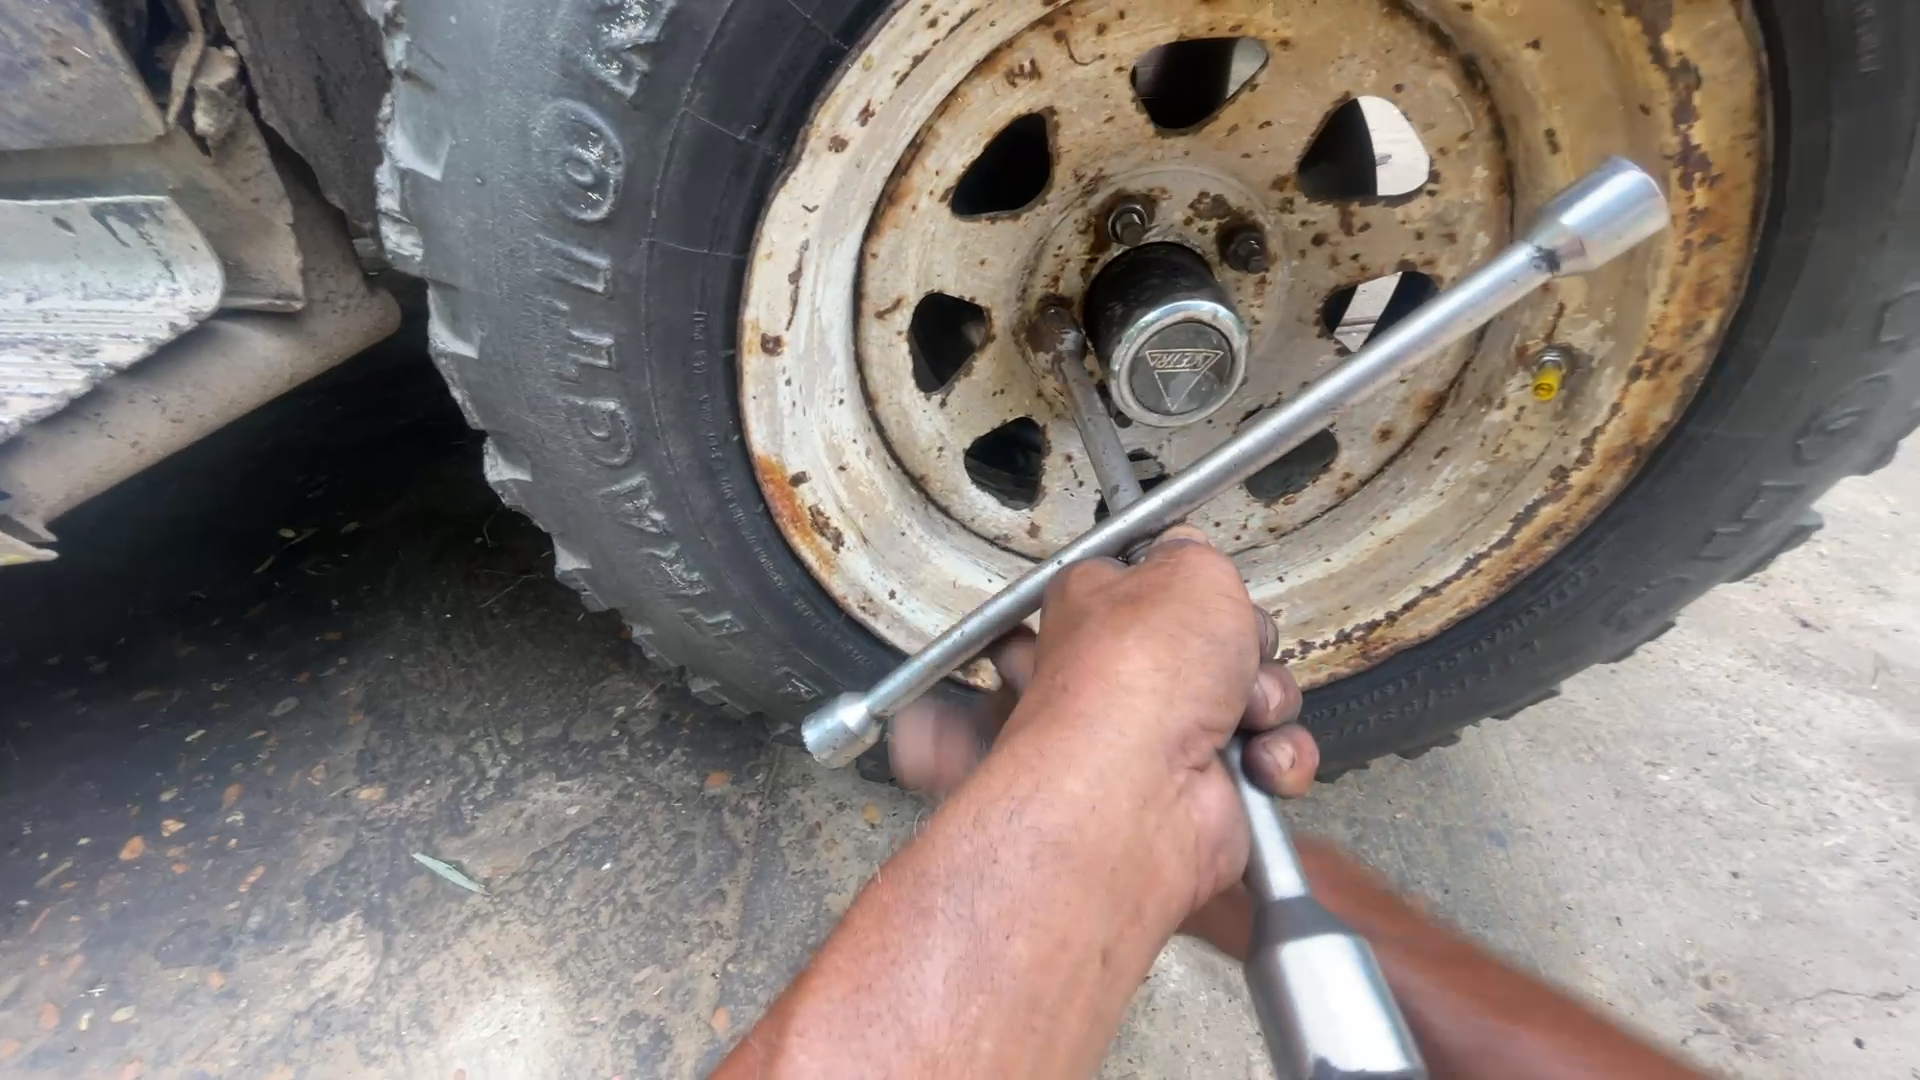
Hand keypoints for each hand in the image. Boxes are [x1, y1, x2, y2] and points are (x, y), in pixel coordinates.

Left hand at [889, 525, 1319, 924]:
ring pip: (1256, 691)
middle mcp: (1126, 666)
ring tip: (1238, 711)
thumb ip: (1194, 552)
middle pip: (1218, 635)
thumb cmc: (1140, 670)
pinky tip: (1253, 761)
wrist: (1140, 789)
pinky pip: (1270, 753)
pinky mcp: (1206, 782)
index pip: (1152, 577)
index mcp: (1100, 604)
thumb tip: (1186, 545)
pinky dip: (1275, 756)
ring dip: (1267, 699)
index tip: (1202, 581)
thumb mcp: (1185, 570)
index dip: (1188, 579)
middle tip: (1230, 651)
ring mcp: (1164, 727)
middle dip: (1245, 641)